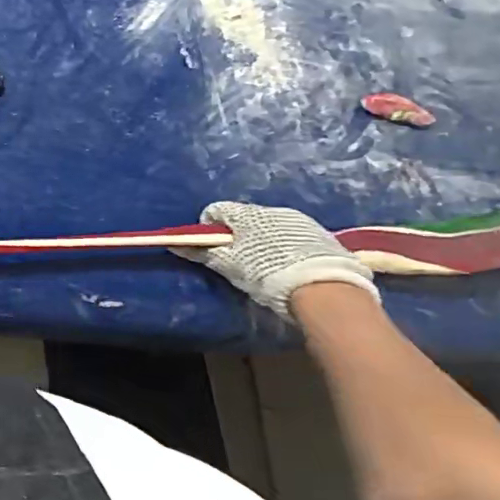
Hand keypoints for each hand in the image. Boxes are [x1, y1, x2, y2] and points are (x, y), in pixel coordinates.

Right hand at [176, 201, 378, 318]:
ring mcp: (302, 221)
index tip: (212, 247)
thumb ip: (199, 251)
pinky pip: (293, 235)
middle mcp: (274, 211)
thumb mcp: (226, 264)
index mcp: (246, 214)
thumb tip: (174, 244)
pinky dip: (285, 245)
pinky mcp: (324, 234)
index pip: (216, 210)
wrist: (325, 288)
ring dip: (262, 239)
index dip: (209, 228)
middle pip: (245, 218)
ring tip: (266, 263)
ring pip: (270, 226)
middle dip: (238, 234)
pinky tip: (288, 264)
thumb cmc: (265, 272)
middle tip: (237, 258)